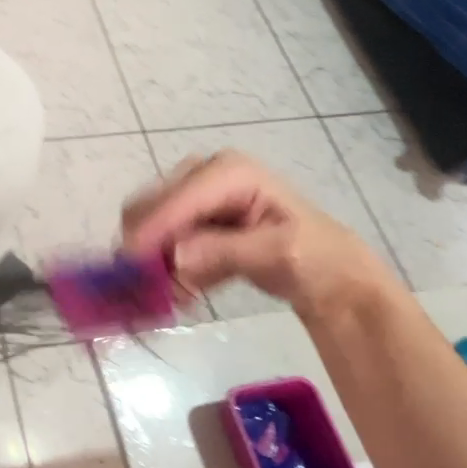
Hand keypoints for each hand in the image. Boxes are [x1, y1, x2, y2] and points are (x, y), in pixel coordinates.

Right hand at [121, 151, 398, 316]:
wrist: (336, 277)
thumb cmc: (318, 259)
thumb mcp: (279, 254)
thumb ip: (224, 252)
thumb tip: (174, 257)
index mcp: (228, 171)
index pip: (176, 198)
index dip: (151, 229)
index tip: (130, 265)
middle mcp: (204, 175)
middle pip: (152, 205)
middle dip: (146, 246)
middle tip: (146, 287)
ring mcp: (196, 197)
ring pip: (150, 224)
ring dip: (154, 261)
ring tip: (169, 296)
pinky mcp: (193, 221)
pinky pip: (163, 242)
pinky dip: (166, 269)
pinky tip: (181, 293)